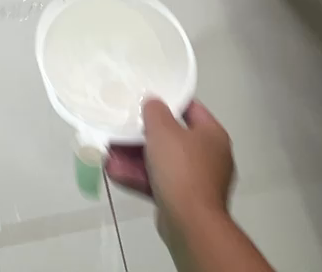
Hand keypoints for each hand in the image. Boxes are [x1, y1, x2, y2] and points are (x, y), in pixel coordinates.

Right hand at [104, 98, 234, 222]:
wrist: (190, 224)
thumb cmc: (181, 168)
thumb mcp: (163, 129)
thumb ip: (155, 110)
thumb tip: (153, 104)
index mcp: (212, 135)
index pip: (190, 108)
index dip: (167, 100)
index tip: (146, 97)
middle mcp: (208, 156)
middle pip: (171, 137)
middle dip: (142, 135)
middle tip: (122, 127)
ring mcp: (197, 181)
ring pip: (161, 162)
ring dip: (134, 157)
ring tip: (109, 151)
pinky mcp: (184, 202)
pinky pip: (159, 182)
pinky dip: (139, 176)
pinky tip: (114, 171)